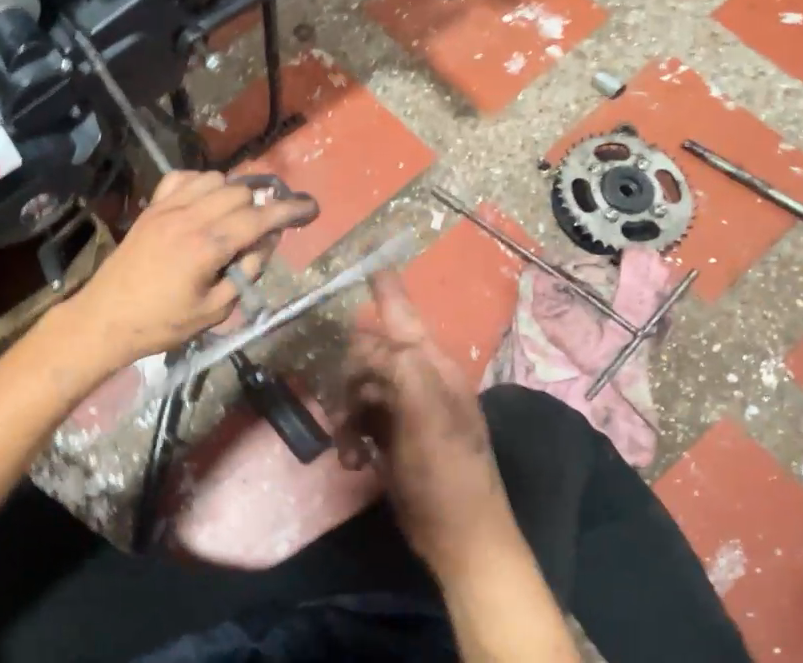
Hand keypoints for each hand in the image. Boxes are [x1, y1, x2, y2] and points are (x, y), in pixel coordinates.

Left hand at [64, 171, 317, 365]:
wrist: (106, 318)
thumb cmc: (162, 323)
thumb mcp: (215, 310)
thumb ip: (246, 272)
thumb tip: (267, 241)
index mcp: (207, 245)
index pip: (259, 217)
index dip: (290, 210)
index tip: (311, 208)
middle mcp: (188, 216)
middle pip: (240, 191)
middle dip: (261, 204)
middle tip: (266, 227)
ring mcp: (166, 207)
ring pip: (213, 178)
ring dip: (232, 192)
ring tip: (235, 217)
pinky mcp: (151, 207)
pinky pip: (182, 177)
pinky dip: (201, 183)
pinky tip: (204, 202)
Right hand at [337, 274, 519, 581]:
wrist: (461, 541)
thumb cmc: (447, 476)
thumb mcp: (426, 415)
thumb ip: (399, 365)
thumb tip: (365, 339)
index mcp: (433, 367)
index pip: (404, 314)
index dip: (386, 288)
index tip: (368, 261)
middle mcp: (420, 380)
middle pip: (369, 352)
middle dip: (348, 375)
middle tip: (341, 405)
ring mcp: (406, 410)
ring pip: (359, 386)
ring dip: (345, 412)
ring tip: (347, 447)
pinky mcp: (393, 437)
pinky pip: (360, 418)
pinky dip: (350, 435)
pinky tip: (351, 460)